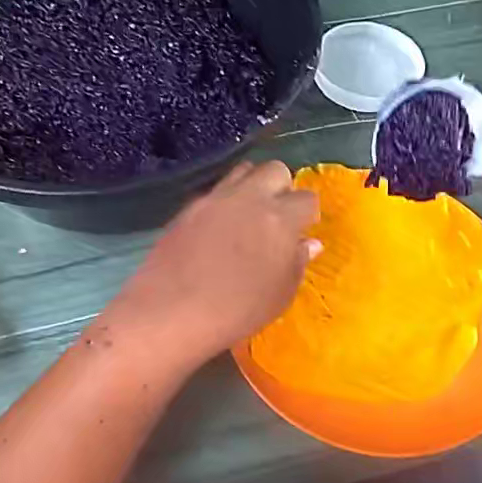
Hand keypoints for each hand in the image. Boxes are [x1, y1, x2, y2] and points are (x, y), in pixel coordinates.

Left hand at [108, 160, 319, 359]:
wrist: (173, 313)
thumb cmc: (239, 311)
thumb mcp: (280, 294)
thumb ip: (297, 262)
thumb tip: (308, 244)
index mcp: (280, 219)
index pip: (306, 198)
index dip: (308, 214)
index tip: (303, 230)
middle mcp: (249, 198)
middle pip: (275, 170)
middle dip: (282, 187)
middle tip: (278, 216)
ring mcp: (215, 199)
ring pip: (243, 171)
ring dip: (253, 186)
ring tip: (250, 215)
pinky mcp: (188, 208)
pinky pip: (215, 192)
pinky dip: (225, 202)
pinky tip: (220, 230)